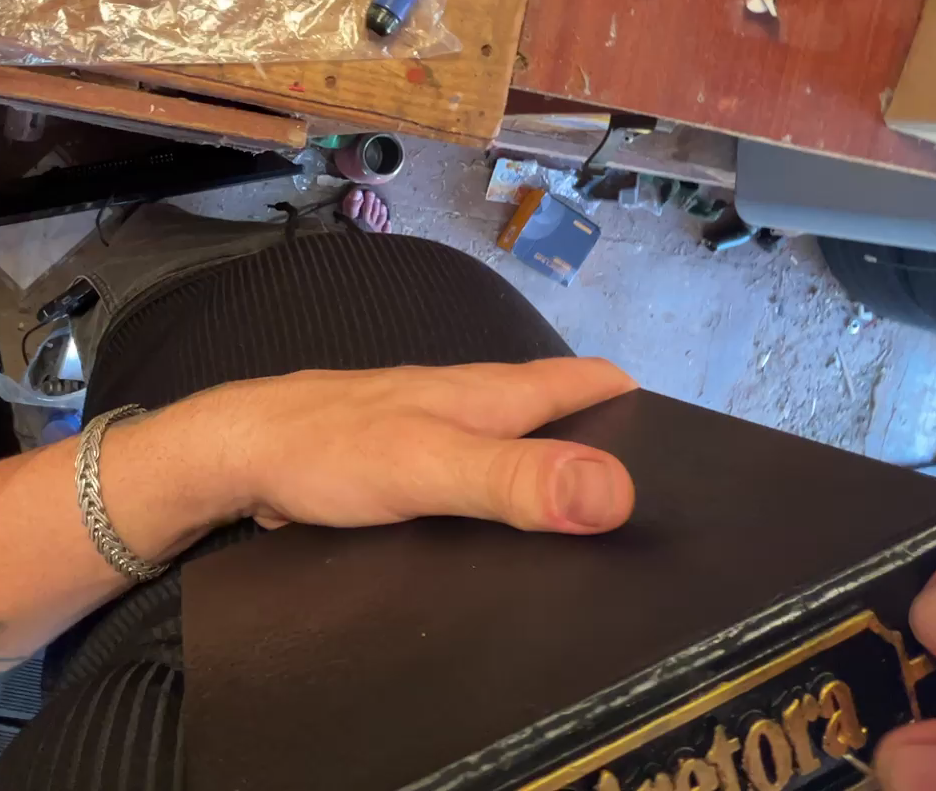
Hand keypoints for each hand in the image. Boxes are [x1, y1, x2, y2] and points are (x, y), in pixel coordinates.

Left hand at [111, 358, 638, 554]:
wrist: (242, 455)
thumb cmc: (331, 448)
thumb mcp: (429, 464)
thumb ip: (514, 476)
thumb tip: (616, 490)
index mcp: (490, 394)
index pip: (591, 385)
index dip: (646, 415)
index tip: (693, 471)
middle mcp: (472, 406)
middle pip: (564, 419)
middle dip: (611, 455)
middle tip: (653, 531)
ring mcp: (440, 435)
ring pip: (521, 451)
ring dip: (558, 484)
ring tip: (592, 549)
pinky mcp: (412, 468)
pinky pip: (480, 483)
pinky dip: (508, 506)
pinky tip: (509, 550)